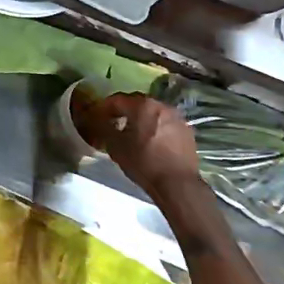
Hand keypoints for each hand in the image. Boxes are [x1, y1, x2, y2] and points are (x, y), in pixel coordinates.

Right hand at [92, 94, 209, 216]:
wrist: (177, 184)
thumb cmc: (143, 162)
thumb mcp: (115, 146)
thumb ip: (104, 128)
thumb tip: (98, 120)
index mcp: (142, 106)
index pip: (117, 99)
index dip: (104, 107)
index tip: (96, 117)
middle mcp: (162, 106)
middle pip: (137, 103)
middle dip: (123, 111)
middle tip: (113, 123)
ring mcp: (177, 118)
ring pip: (153, 113)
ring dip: (141, 120)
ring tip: (133, 134)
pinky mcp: (187, 131)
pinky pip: (166, 124)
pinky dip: (156, 129)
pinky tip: (151, 143)